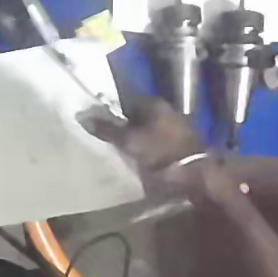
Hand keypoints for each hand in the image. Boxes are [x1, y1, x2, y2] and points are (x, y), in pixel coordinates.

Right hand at [79, 97, 229, 199]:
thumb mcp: (129, 141)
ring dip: (140, 138)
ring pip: (152, 129)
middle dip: (127, 126)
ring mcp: (179, 128)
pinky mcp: (185, 145)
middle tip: (111, 140)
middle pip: (141, 116)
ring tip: (125, 151)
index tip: (103, 124)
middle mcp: (169, 110)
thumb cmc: (160, 153)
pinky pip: (161, 142)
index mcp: (155, 104)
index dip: (114, 112)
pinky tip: (143, 159)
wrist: (196, 175)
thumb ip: (107, 129)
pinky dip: (152, 148)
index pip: (128, 101)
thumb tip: (81, 115)